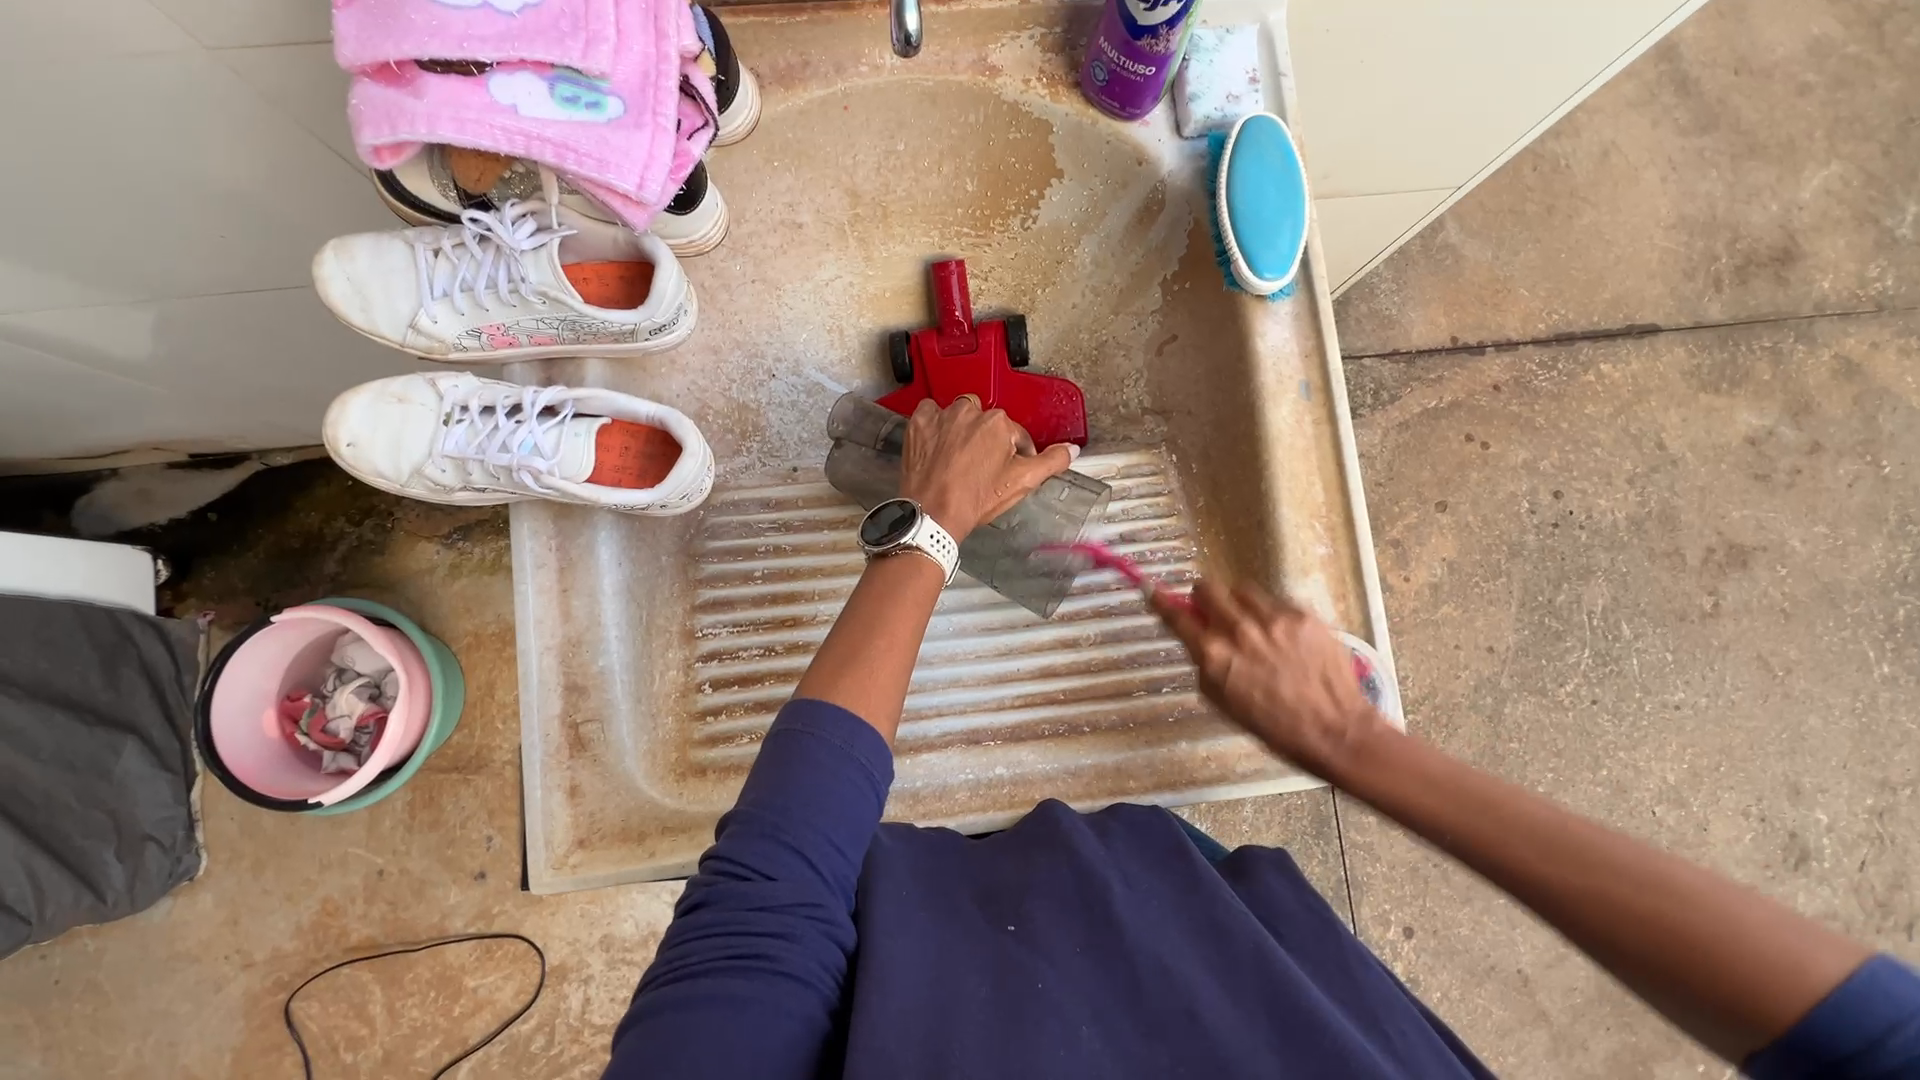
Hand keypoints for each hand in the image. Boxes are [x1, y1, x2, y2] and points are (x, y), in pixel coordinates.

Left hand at [900, 396, 1076, 540]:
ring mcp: (942, 416)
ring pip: (959, 415)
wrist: (933, 513)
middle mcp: (970, 412)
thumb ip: (1051, 461)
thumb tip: (1071, 449)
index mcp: (999, 424)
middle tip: (981, 465)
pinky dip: (934, 426)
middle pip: (986, 421)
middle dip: (987, 439)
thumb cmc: (973, 499)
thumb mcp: (1022, 482)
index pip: (1015, 433)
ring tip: (958, 457)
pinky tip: (938, 447)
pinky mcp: (919, 423)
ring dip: (961, 429)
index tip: (1006, 468)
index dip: (1015, 453)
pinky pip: (930, 413)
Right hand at [1153, 579, 1388, 777]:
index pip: (1177, 617)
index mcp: (1215, 655)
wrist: (1334, 730)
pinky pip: (1276, 601)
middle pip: (1207, 588)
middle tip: (1212, 610)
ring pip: (1241, 589)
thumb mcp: (1222, 701)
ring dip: (1239, 603)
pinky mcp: (1303, 615)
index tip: (1152, 591)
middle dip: (1204, 597)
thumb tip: (1197, 637)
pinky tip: (1284, 637)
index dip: (1161, 602)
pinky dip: (1272, 614)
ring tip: (1253, 624)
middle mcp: (1240, 630)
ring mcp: (1273, 619)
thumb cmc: (1272, 726)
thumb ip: (1205, 664)